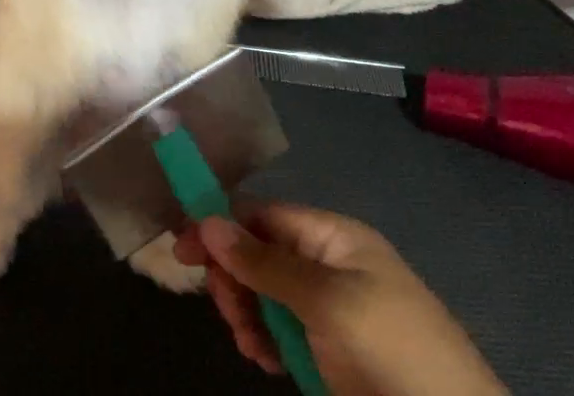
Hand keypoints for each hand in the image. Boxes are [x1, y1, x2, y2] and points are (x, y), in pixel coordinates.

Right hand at [176, 205, 506, 395]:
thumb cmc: (390, 348)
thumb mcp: (324, 301)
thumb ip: (262, 262)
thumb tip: (205, 220)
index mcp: (333, 238)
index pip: (258, 214)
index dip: (217, 227)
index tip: (182, 255)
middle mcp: (328, 263)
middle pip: (254, 253)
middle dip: (234, 282)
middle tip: (232, 315)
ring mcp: (330, 305)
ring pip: (261, 292)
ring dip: (246, 316)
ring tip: (254, 348)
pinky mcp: (330, 343)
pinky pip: (278, 326)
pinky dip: (264, 339)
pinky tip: (267, 360)